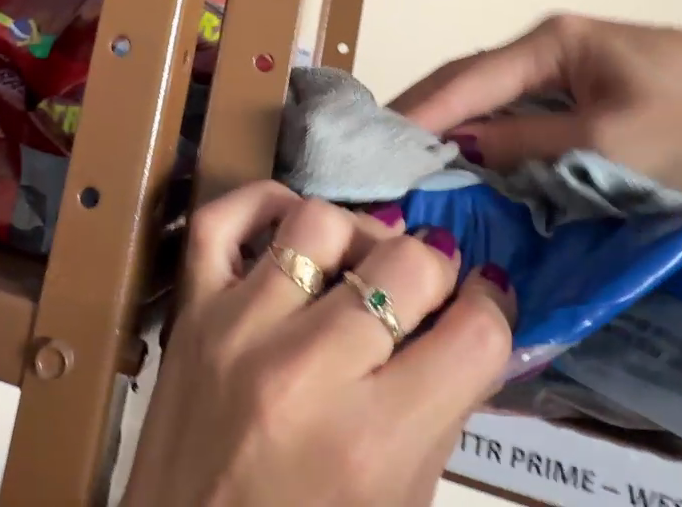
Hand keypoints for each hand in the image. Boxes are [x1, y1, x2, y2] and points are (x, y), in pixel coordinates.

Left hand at [124, 183, 516, 506]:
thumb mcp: (400, 497)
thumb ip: (445, 405)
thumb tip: (479, 313)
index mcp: (373, 443)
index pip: (474, 335)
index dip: (493, 310)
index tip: (483, 304)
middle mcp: (305, 373)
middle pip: (406, 264)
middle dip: (434, 272)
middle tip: (423, 291)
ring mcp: (237, 329)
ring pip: (320, 223)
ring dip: (358, 238)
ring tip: (359, 267)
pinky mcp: (189, 310)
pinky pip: (222, 217)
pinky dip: (263, 204)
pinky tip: (291, 227)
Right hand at [389, 14, 681, 192]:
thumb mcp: (614, 141)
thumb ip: (530, 144)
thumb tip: (462, 150)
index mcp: (552, 42)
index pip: (466, 79)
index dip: (417, 113)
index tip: (371, 146)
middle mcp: (554, 47)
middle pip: (473, 84)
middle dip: (426, 118)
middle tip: (379, 159)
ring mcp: (577, 71)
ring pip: (501, 103)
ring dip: (461, 133)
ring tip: (414, 169)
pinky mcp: (598, 96)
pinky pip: (533, 119)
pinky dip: (502, 144)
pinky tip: (481, 171)